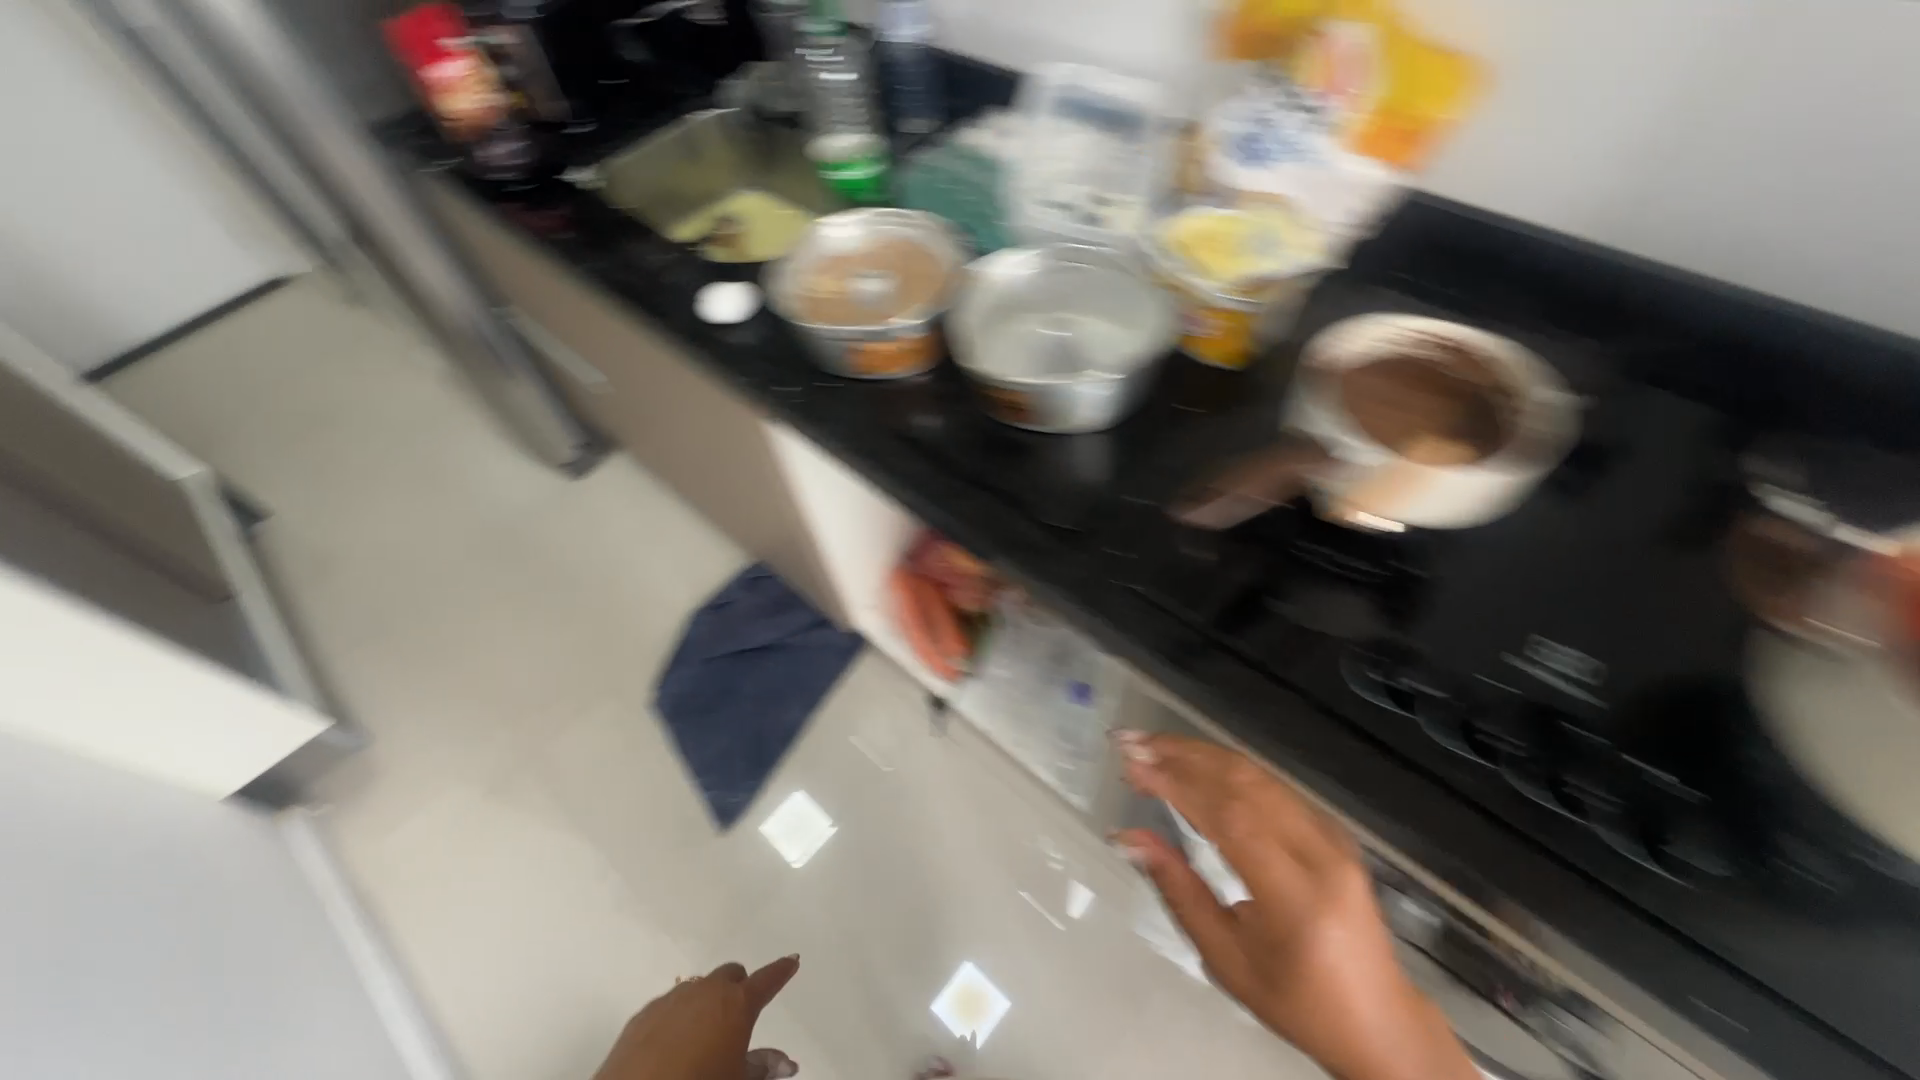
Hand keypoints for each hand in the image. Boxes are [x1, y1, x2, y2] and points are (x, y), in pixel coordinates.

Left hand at [593, 956, 800, 1079]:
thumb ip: (763, 1069)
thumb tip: (787, 1062)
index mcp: (736, 1006)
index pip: (767, 980)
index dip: (781, 971)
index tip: (791, 962)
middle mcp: (706, 992)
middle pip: (730, 974)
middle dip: (739, 988)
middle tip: (739, 1018)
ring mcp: (671, 1001)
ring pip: (698, 987)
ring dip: (707, 1002)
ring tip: (703, 1040)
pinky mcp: (642, 1016)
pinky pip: (670, 1005)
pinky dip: (679, 1017)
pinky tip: (671, 1049)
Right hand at [1111, 733, 1477, 1079]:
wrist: (1378, 1019)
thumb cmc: (1295, 1000)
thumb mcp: (1225, 957)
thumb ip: (1178, 890)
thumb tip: (1130, 838)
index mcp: (1295, 895)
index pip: (1229, 818)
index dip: (1176, 784)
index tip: (1130, 766)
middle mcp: (1320, 853)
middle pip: (1245, 782)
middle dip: (1182, 756)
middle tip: (1132, 743)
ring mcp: (1333, 837)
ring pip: (1260, 775)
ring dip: (1202, 755)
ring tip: (1153, 747)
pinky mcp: (1334, 831)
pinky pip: (1274, 785)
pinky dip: (1228, 768)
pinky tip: (1195, 763)